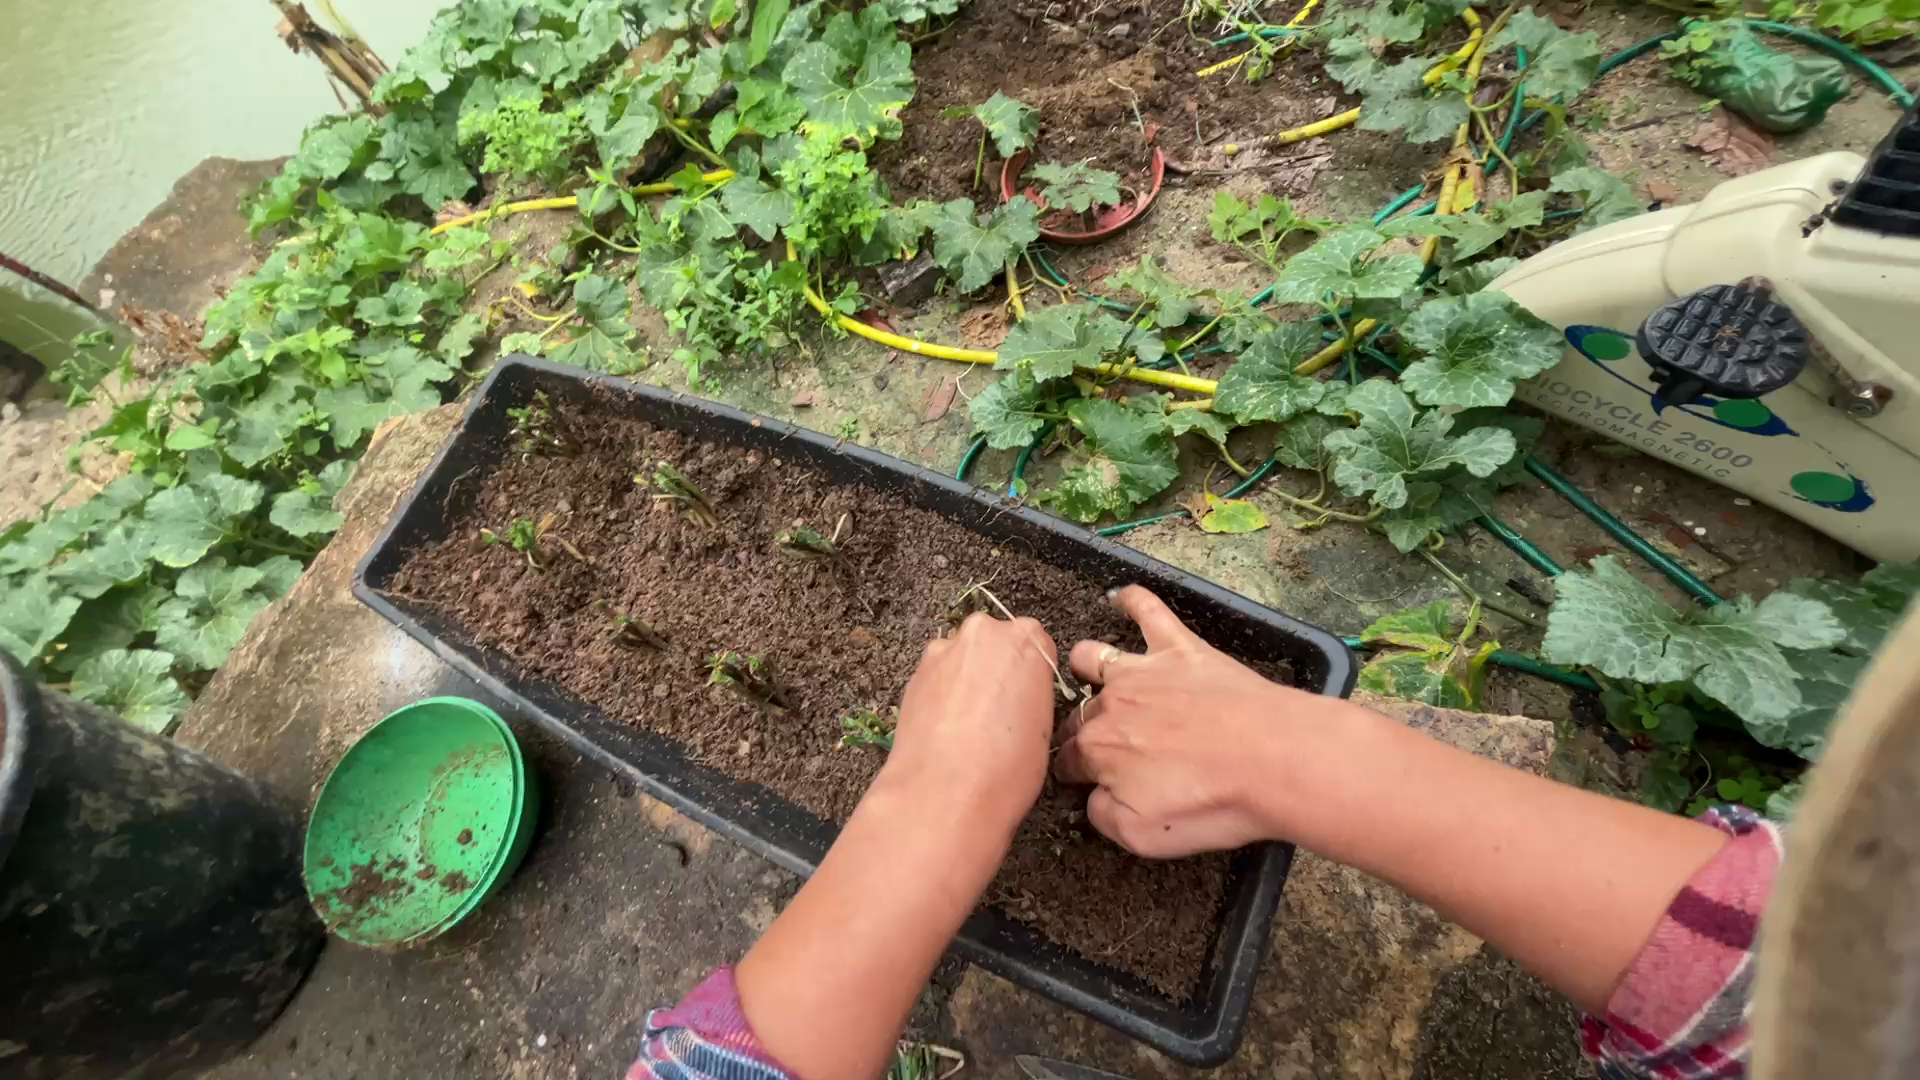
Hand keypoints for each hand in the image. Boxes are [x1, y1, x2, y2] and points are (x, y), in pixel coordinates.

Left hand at [883, 611, 1061, 835]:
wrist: (945, 792)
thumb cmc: (1006, 766)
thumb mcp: (1045, 727)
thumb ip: (1033, 693)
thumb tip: (1020, 697)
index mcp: (1027, 639)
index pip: (1036, 645)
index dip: (1032, 676)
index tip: (1028, 698)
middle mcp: (985, 633)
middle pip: (995, 643)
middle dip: (996, 669)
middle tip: (998, 711)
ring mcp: (945, 648)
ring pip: (963, 658)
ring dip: (967, 679)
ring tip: (968, 724)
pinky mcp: (916, 670)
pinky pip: (937, 675)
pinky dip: (942, 693)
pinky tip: (946, 727)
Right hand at [1055, 586, 1358, 857]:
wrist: (1275, 759)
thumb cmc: (1212, 800)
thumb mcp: (1142, 835)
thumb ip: (1102, 814)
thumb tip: (1092, 797)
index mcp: (1098, 749)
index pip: (1067, 759)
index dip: (1071, 772)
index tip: (1082, 781)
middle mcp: (1110, 702)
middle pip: (1079, 713)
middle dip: (1077, 728)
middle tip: (1096, 743)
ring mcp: (1142, 670)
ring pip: (1092, 656)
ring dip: (1085, 666)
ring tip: (1090, 672)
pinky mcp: (1178, 648)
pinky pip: (1147, 611)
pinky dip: (1131, 600)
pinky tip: (1121, 598)